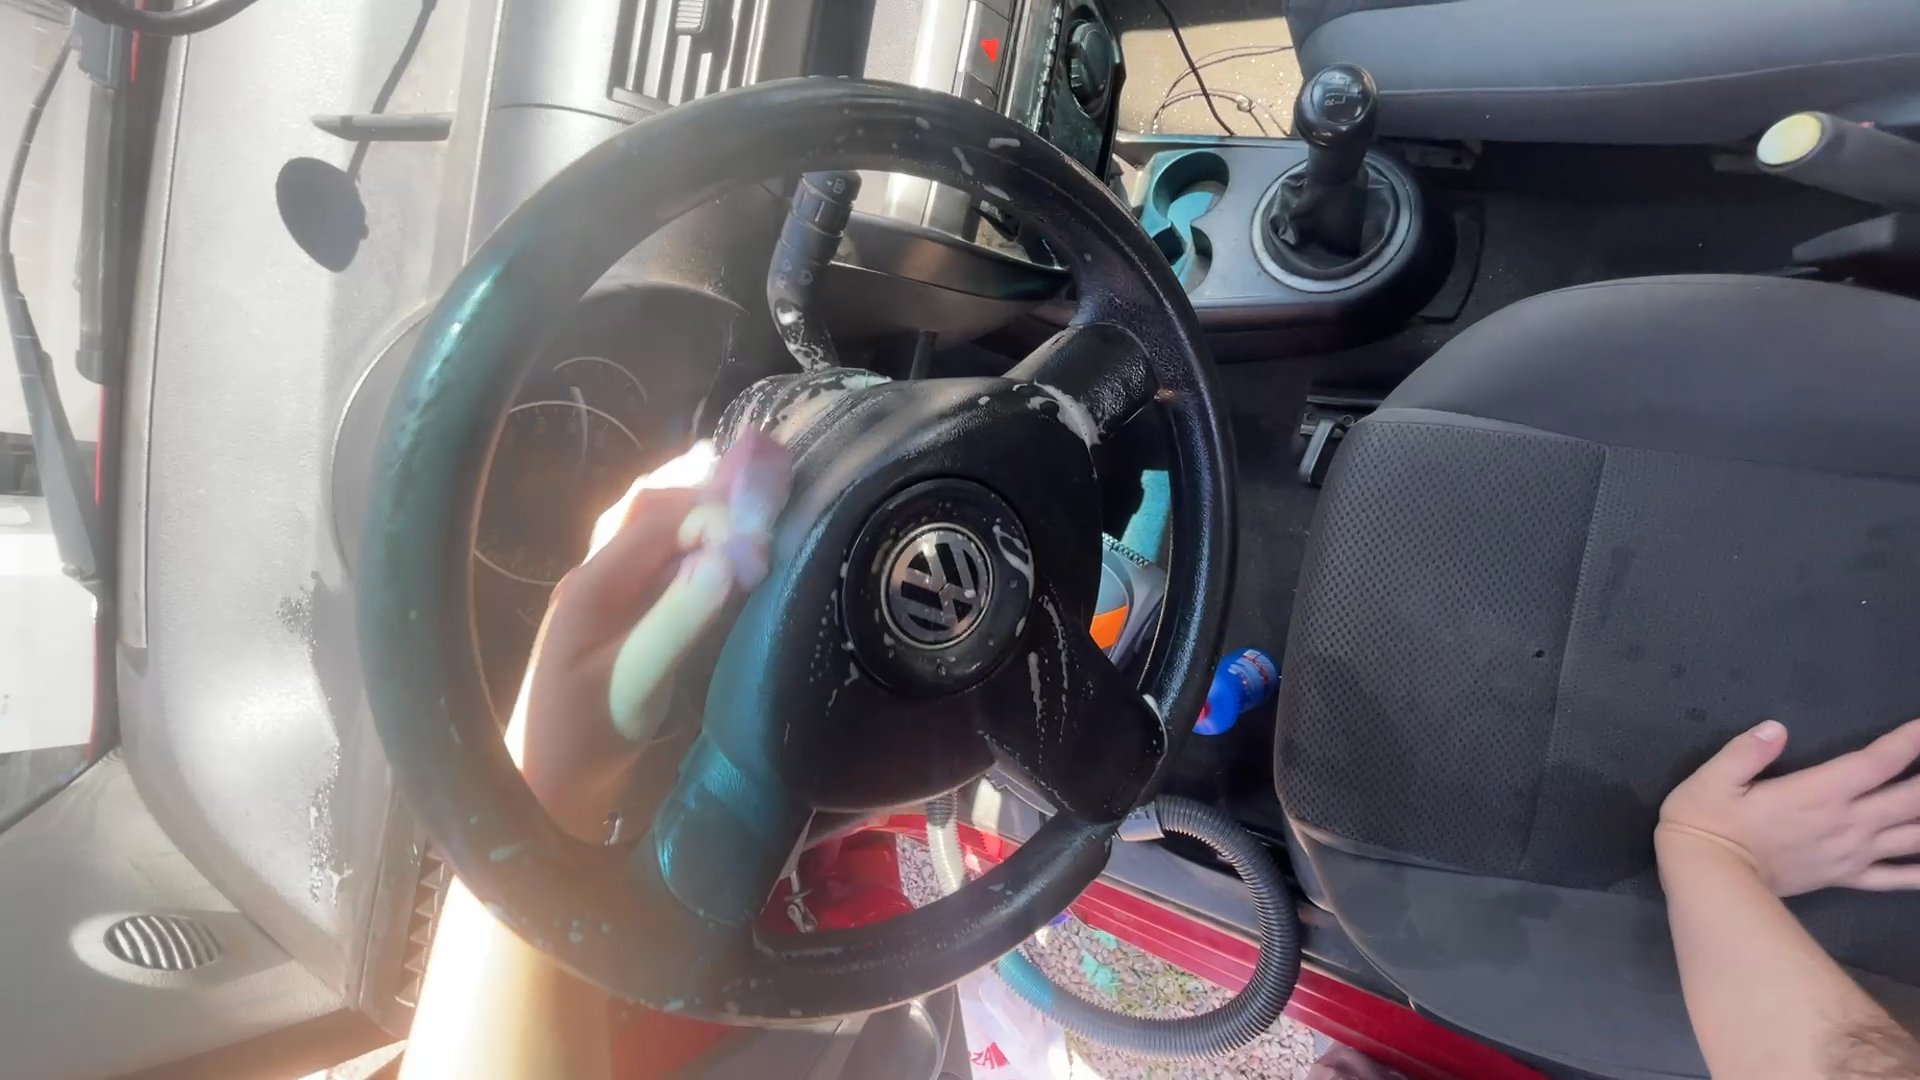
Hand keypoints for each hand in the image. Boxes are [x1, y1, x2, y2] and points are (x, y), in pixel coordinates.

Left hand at [508, 434, 790, 837]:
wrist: (547, 784)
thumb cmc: (586, 738)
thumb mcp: (635, 684)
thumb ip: (679, 620)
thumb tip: (731, 556)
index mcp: (593, 584)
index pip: (661, 522)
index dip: (718, 518)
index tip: (766, 546)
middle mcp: (598, 572)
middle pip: (654, 505)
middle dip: (710, 486)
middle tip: (765, 473)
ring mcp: (608, 587)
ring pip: (655, 521)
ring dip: (702, 499)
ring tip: (750, 487)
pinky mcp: (624, 606)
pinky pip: (661, 549)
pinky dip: (697, 530)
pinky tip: (724, 534)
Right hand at [1657, 718, 1919, 895]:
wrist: (1709, 872)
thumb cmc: (1704, 819)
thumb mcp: (1711, 778)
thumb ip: (1745, 752)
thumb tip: (1775, 728)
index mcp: (1816, 794)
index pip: (1874, 764)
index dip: (1908, 743)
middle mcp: (1848, 822)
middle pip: (1913, 800)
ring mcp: (1854, 853)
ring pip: (1919, 838)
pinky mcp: (1847, 877)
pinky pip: (1902, 878)